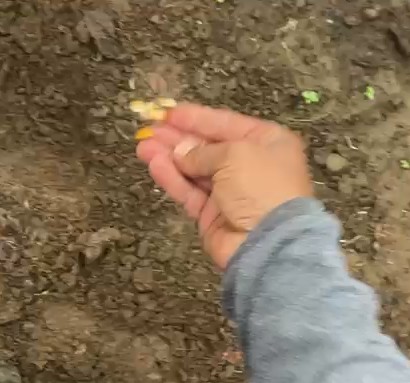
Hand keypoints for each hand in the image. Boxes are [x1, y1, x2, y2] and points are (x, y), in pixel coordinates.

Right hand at [135, 104, 314, 269]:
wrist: (266, 242)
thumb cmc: (261, 187)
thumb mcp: (236, 155)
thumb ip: (204, 151)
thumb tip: (180, 152)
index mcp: (265, 142)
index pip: (224, 124)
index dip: (196, 118)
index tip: (169, 113)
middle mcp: (247, 165)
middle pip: (206, 147)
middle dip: (177, 138)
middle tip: (149, 129)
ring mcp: (228, 192)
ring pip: (193, 170)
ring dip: (168, 158)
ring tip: (143, 146)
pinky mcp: (211, 215)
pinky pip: (189, 192)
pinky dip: (172, 179)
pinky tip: (154, 165)